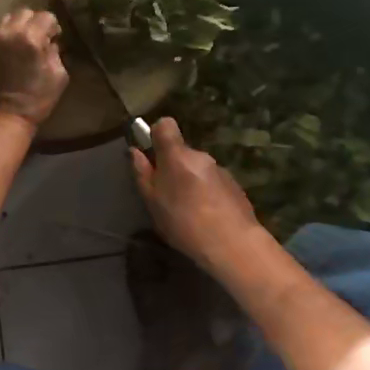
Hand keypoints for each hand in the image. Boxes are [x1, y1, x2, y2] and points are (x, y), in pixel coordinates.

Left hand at [0, 8, 68, 126]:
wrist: (4, 117)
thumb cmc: (36, 99)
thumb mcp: (58, 76)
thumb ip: (55, 53)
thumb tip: (50, 44)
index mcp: (30, 37)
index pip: (46, 16)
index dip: (53, 27)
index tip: (55, 39)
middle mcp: (9, 33)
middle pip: (24, 12)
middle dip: (35, 22)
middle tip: (40, 38)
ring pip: (7, 19)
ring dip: (18, 25)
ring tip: (24, 41)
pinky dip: (6, 37)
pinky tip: (11, 52)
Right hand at [130, 117, 261, 265]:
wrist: (233, 244)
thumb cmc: (184, 222)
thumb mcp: (152, 201)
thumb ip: (143, 173)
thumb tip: (135, 152)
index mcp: (176, 155)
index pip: (165, 125)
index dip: (155, 134)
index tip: (150, 154)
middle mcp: (200, 156)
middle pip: (180, 151)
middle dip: (171, 166)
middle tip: (165, 194)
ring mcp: (220, 170)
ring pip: (196, 168)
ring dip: (188, 180)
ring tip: (186, 209)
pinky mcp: (234, 185)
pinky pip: (211, 181)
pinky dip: (204, 192)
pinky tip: (205, 215)